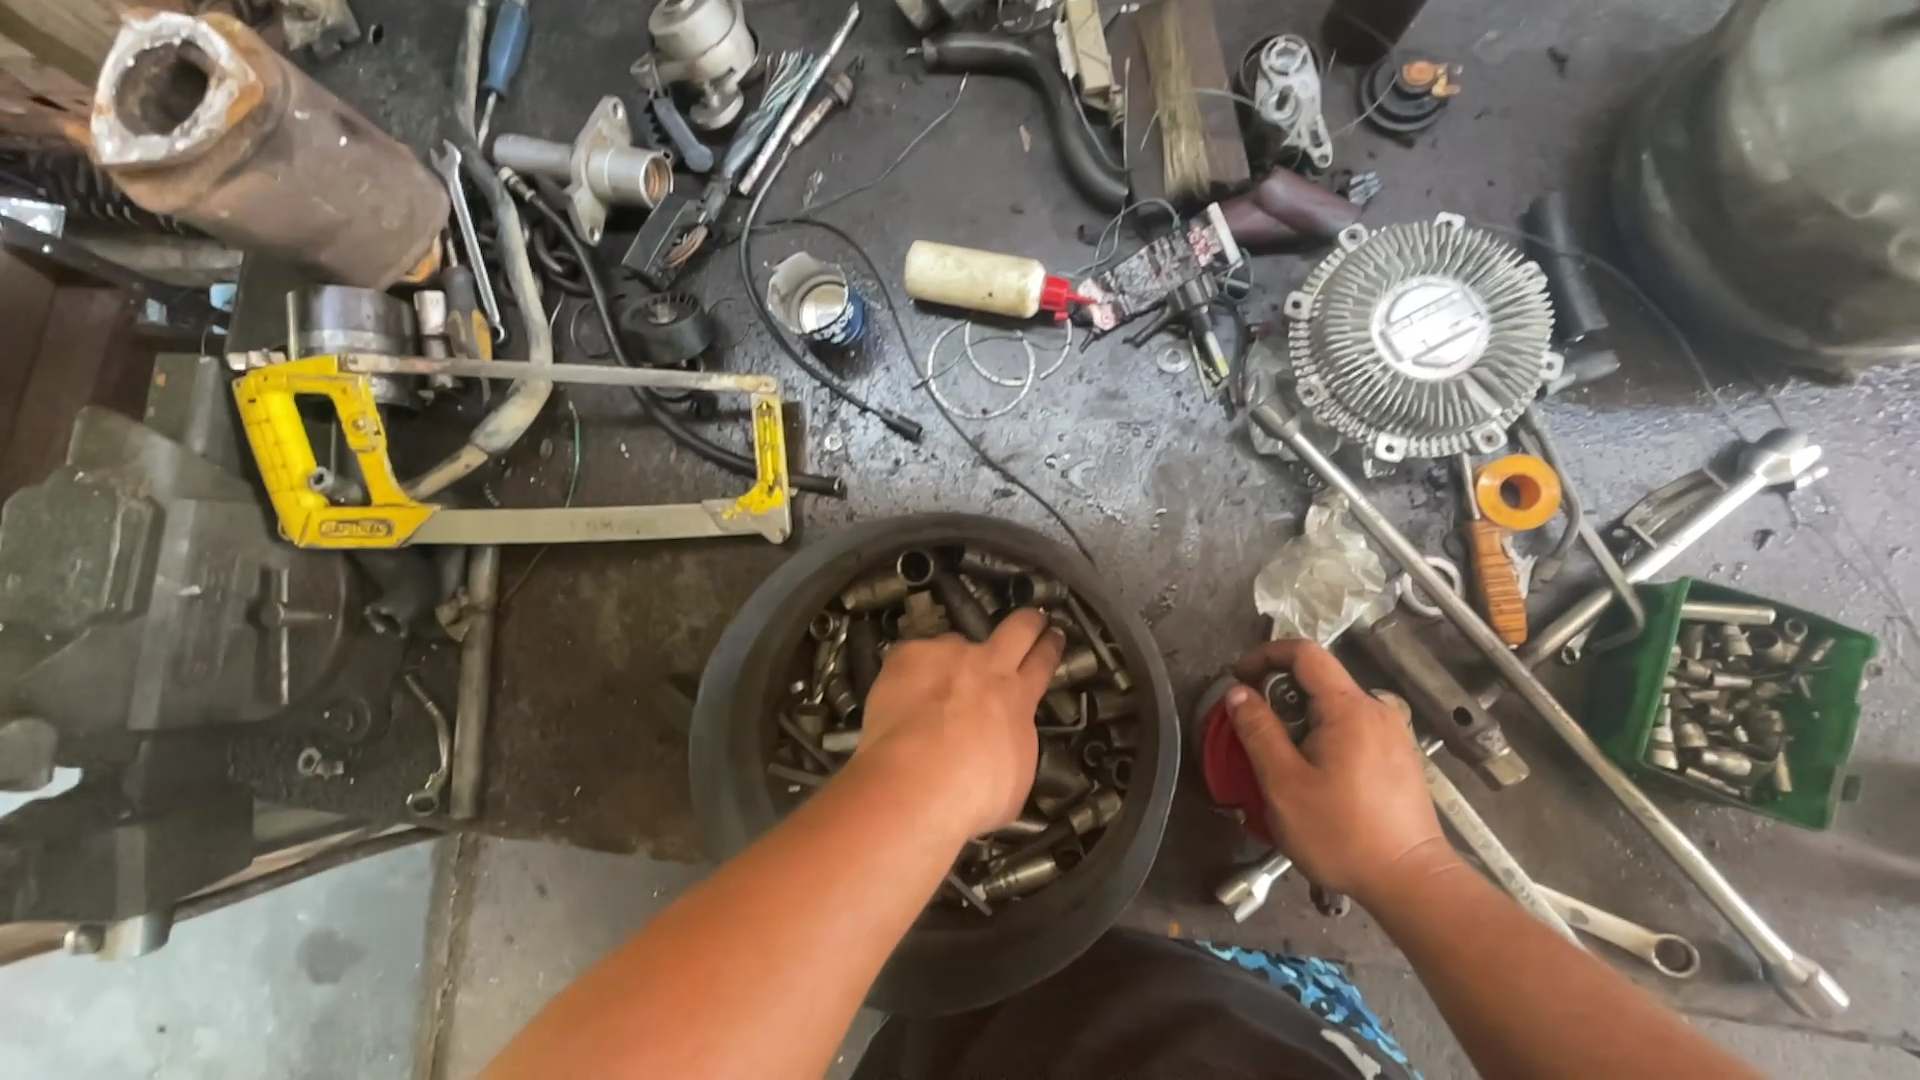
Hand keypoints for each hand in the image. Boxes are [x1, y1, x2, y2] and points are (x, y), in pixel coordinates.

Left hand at [854, 609, 1064, 837]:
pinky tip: (901, 692)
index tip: (1053, 635)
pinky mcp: (908, 656)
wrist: (916, 784)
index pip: (1042, 662)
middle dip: (1028, 621)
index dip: (1049, 646)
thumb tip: (1004, 740)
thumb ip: (1012, 744)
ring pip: (956, 643)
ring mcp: (946, 655)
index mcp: (1018, 698)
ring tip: (937, 683)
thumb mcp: (1015, 777)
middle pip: (1017, 629)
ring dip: (952, 659)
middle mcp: (987, 667)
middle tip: (1032, 617)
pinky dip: (910, 671)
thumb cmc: (972, 796)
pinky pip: (914, 655)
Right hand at [1225, 640, 1456, 904]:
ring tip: (1279, 759)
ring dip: (1299, 719)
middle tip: (1252, 729)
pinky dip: (1322, 735)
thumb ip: (1258, 731)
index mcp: (1350, 709)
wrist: (1412, 883)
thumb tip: (1238, 692)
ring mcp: (1393, 734)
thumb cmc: (1343, 834)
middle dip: (1279, 694)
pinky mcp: (1399, 758)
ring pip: (1334, 707)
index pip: (1305, 653)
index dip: (1265, 655)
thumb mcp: (1284, 784)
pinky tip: (1313, 775)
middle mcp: (1377, 711)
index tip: (1238, 677)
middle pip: (1320, 680)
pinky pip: (1352, 729)